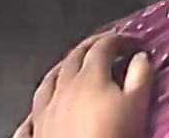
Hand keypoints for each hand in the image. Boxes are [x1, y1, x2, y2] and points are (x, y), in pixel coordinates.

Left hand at [15, 33, 153, 137]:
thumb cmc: (113, 136)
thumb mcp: (137, 103)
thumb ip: (140, 74)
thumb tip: (139, 56)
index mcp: (89, 77)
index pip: (103, 46)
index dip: (120, 39)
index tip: (134, 42)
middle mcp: (63, 90)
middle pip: (73, 57)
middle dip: (91, 45)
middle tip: (107, 43)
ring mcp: (42, 116)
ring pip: (47, 83)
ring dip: (61, 69)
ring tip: (72, 67)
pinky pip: (28, 121)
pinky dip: (36, 110)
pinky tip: (39, 113)